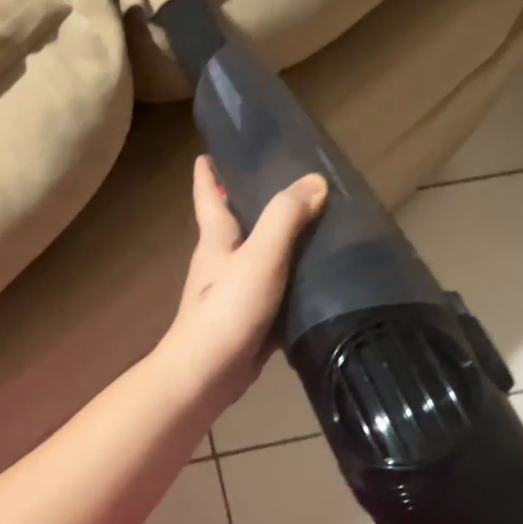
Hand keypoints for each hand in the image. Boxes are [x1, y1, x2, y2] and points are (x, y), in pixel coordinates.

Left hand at [154, 156, 326, 401]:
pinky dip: (287, 281)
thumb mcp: (260, 256)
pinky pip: (271, 292)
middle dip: (249, 203)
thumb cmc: (227, 309)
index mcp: (215, 239)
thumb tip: (314, 181)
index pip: (208, 195)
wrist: (208, 373)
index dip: (209, 172)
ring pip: (255, 258)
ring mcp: (232, 294)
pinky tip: (312, 280)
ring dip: (275, 243)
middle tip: (283, 183)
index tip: (211, 151)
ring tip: (310, 226)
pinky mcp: (247, 321)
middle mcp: (219, 262)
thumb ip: (285, 217)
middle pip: (234, 224)